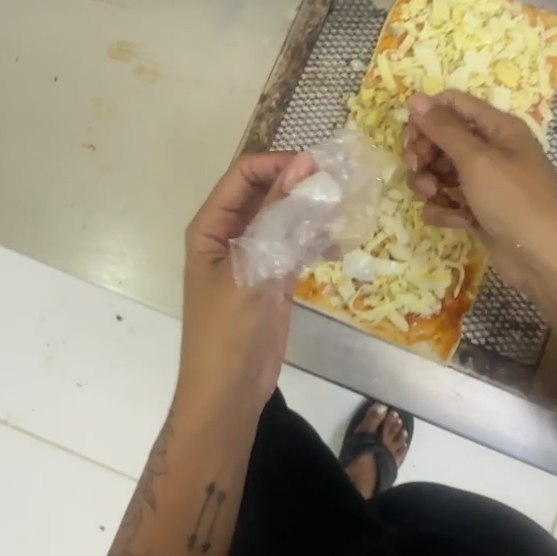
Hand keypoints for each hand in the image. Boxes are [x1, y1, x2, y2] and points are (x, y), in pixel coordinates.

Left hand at [180, 151, 315, 414]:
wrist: (228, 392)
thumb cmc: (227, 330)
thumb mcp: (251, 268)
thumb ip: (277, 216)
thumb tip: (304, 163)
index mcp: (210, 227)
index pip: (243, 175)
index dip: (277, 163)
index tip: (317, 166)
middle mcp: (230, 234)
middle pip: (266, 192)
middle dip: (300, 184)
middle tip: (341, 184)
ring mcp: (254, 256)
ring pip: (285, 217)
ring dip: (312, 211)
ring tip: (346, 209)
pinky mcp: (274, 277)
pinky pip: (296, 244)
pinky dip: (316, 239)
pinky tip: (341, 242)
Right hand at [403, 90, 556, 300]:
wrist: (546, 262)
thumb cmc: (516, 202)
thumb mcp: (478, 160)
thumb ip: (444, 129)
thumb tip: (414, 99)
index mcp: (498, 128)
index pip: (452, 104)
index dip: (427, 116)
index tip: (411, 138)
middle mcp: (491, 149)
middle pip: (442, 138)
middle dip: (424, 153)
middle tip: (417, 167)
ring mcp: (484, 182)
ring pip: (440, 171)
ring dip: (429, 183)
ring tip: (434, 197)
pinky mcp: (478, 210)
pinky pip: (447, 200)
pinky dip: (444, 209)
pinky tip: (454, 221)